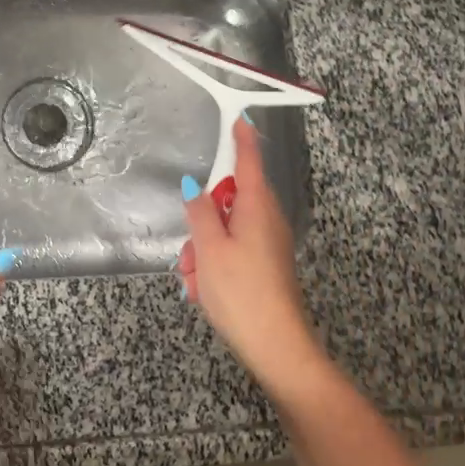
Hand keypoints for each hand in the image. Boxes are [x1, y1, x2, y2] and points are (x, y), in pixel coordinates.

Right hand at [178, 119, 322, 383]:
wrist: (277, 346)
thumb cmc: (241, 291)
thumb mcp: (208, 249)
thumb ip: (199, 213)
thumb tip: (194, 186)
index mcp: (256, 207)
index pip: (248, 161)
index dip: (241, 140)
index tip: (238, 119)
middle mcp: (267, 219)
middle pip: (229, 199)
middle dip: (202, 219)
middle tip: (187, 250)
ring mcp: (269, 244)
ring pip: (227, 229)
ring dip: (203, 248)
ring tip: (192, 280)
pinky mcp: (266, 266)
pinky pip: (234, 251)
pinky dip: (214, 264)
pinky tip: (203, 291)